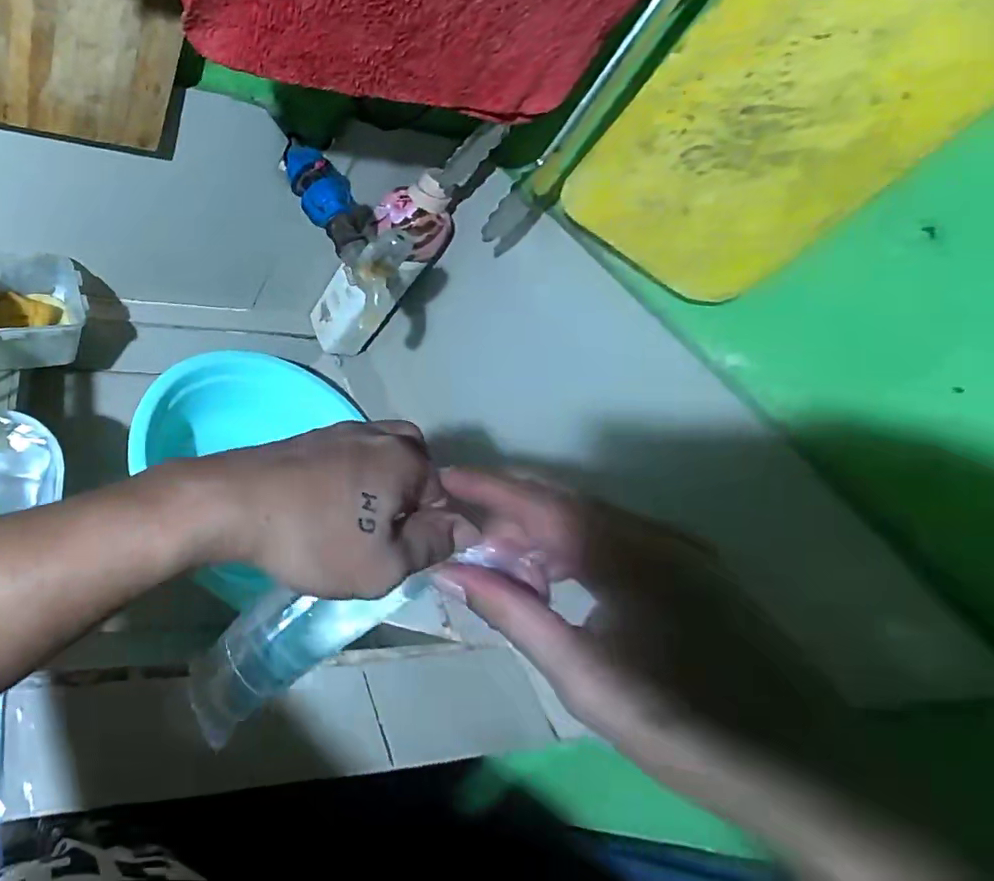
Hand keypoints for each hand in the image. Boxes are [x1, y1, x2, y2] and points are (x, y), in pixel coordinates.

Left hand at [161, 420, 470, 599]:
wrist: (227, 503)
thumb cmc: (311, 538)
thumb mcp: (383, 565)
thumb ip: (431, 546)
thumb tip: (463, 527)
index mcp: (402, 456)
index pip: (443, 493)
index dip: (431, 530)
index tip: (402, 555)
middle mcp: (369, 433)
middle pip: (410, 461)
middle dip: (408, 496)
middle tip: (382, 535)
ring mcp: (328, 432)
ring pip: (371, 457)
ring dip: (371, 488)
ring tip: (348, 526)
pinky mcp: (296, 442)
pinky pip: (336, 459)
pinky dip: (339, 482)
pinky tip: (318, 509)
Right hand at [432, 468, 820, 745]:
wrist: (817, 784)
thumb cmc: (680, 723)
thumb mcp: (579, 674)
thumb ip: (510, 612)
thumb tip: (447, 569)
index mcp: (626, 555)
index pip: (539, 502)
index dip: (486, 486)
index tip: (441, 475)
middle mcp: (659, 541)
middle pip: (566, 502)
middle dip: (510, 511)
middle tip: (467, 538)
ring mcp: (690, 559)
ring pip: (594, 521)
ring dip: (543, 533)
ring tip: (510, 570)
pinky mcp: (706, 581)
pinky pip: (622, 540)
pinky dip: (577, 547)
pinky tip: (565, 582)